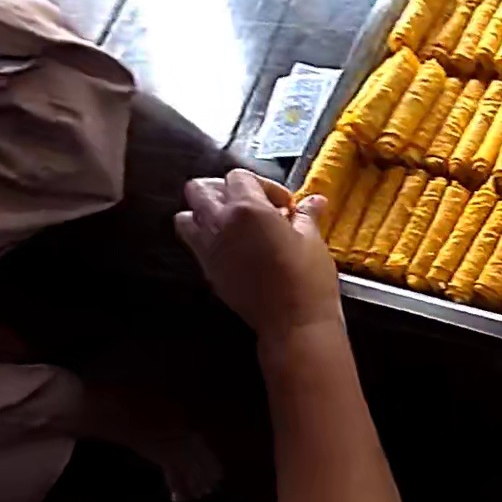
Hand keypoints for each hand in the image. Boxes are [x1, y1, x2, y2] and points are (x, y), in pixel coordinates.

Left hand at [175, 170, 340, 346]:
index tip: (284, 205)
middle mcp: (220, 224)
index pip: (240, 177)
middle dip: (225, 191)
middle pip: (201, 189)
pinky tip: (236, 250)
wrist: (294, 323)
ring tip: (235, 225)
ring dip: (206, 213)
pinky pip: (196, 245)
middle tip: (252, 206)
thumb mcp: (312, 241)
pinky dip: (208, 240)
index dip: (264, 186)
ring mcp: (209, 250)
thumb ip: (306, 216)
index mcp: (247, 209)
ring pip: (187, 216)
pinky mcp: (209, 272)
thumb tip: (314, 201)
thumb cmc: (307, 281)